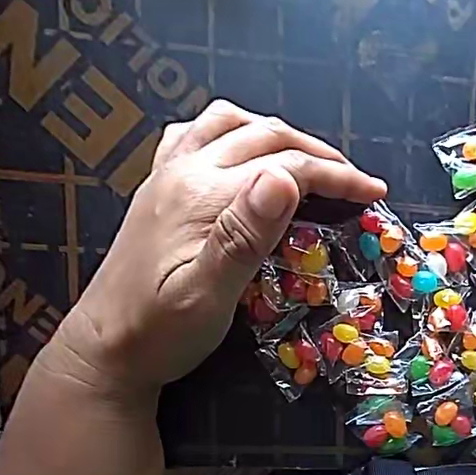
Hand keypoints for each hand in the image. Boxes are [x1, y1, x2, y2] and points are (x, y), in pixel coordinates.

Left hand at [46, 101, 385, 400]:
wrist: (103, 350)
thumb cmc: (158, 334)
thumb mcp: (207, 296)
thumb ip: (244, 237)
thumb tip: (284, 178)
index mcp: (203, 197)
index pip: (284, 167)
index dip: (335, 177)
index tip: (372, 193)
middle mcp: (183, 173)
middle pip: (263, 136)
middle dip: (317, 153)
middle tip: (353, 180)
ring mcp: (166, 176)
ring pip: (229, 124)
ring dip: (276, 133)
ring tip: (308, 160)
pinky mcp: (156, 190)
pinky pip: (195, 136)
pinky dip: (232, 133)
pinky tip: (239, 152)